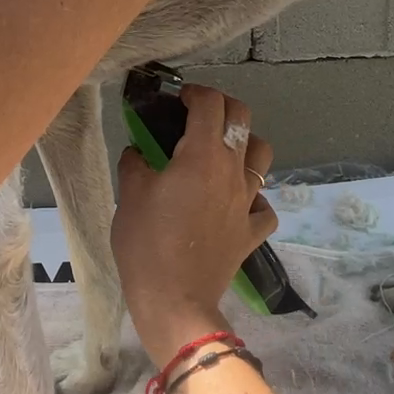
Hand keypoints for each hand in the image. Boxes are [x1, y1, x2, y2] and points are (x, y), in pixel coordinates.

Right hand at [112, 85, 276, 364]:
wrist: (174, 301)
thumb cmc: (147, 244)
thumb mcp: (129, 196)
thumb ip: (134, 164)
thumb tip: (138, 152)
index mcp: (202, 155)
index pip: (210, 103)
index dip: (194, 92)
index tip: (177, 99)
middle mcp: (232, 171)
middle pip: (243, 119)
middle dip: (222, 107)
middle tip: (197, 116)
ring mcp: (246, 202)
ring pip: (262, 156)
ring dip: (245, 145)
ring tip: (221, 154)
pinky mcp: (251, 232)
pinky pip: (264, 206)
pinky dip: (253, 197)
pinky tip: (235, 202)